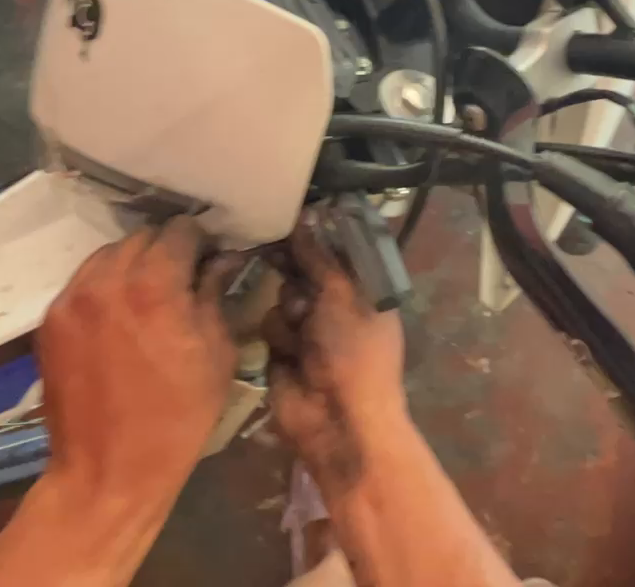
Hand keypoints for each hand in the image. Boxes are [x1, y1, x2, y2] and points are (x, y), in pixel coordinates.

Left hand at [37, 217, 237, 508]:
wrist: (107, 471)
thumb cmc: (177, 416)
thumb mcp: (218, 353)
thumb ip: (215, 294)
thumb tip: (222, 259)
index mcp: (155, 285)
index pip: (180, 230)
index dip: (201, 240)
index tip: (209, 257)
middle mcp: (108, 279)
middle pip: (143, 237)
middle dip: (167, 250)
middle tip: (181, 276)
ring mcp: (72, 297)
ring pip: (110, 253)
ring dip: (134, 263)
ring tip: (147, 293)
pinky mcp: (51, 318)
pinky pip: (84, 280)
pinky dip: (105, 284)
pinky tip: (118, 312)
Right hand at [262, 222, 407, 493]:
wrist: (338, 420)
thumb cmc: (354, 350)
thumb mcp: (341, 293)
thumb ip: (319, 255)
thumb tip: (306, 216)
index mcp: (364, 289)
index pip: (336, 250)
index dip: (314, 233)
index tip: (290, 213)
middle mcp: (336, 305)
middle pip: (304, 269)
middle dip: (292, 266)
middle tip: (272, 248)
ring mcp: (309, 329)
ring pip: (282, 295)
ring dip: (289, 308)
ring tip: (302, 327)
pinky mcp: (283, 351)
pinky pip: (270, 325)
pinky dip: (278, 336)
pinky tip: (289, 352)